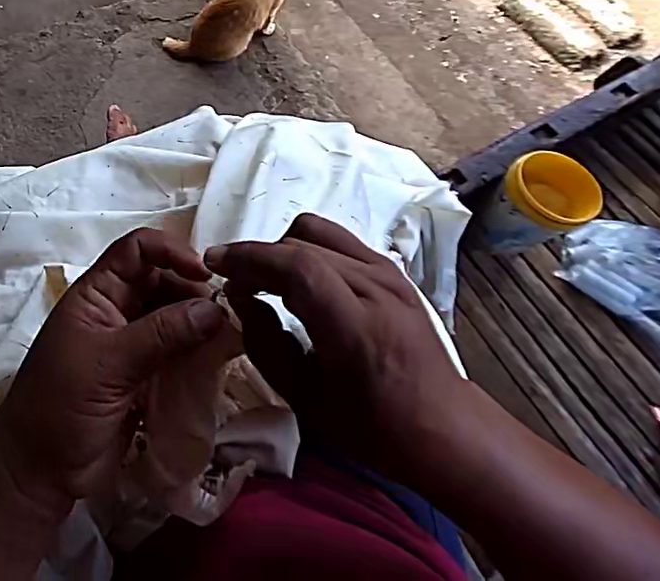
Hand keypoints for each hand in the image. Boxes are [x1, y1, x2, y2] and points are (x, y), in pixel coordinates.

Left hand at [0, 227, 232, 518]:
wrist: (38, 478)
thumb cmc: (59, 409)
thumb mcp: (108, 365)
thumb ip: (162, 333)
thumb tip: (215, 309)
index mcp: (97, 294)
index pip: (137, 249)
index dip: (171, 251)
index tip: (203, 274)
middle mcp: (118, 308)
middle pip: (164, 278)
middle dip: (193, 289)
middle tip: (224, 312)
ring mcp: (134, 340)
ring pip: (176, 311)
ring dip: (201, 318)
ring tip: (226, 334)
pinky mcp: (148, 370)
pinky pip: (180, 345)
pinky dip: (199, 345)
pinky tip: (218, 353)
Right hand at [205, 213, 477, 486]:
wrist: (444, 425)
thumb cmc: (374, 427)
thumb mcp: (307, 401)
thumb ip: (266, 345)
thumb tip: (239, 298)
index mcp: (356, 326)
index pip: (297, 267)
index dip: (250, 257)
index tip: (215, 264)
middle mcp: (376, 285)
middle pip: (303, 242)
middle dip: (259, 255)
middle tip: (235, 282)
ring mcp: (388, 271)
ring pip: (320, 232)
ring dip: (283, 248)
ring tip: (264, 278)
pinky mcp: (393, 269)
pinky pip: (339, 240)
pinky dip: (308, 249)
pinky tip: (299, 278)